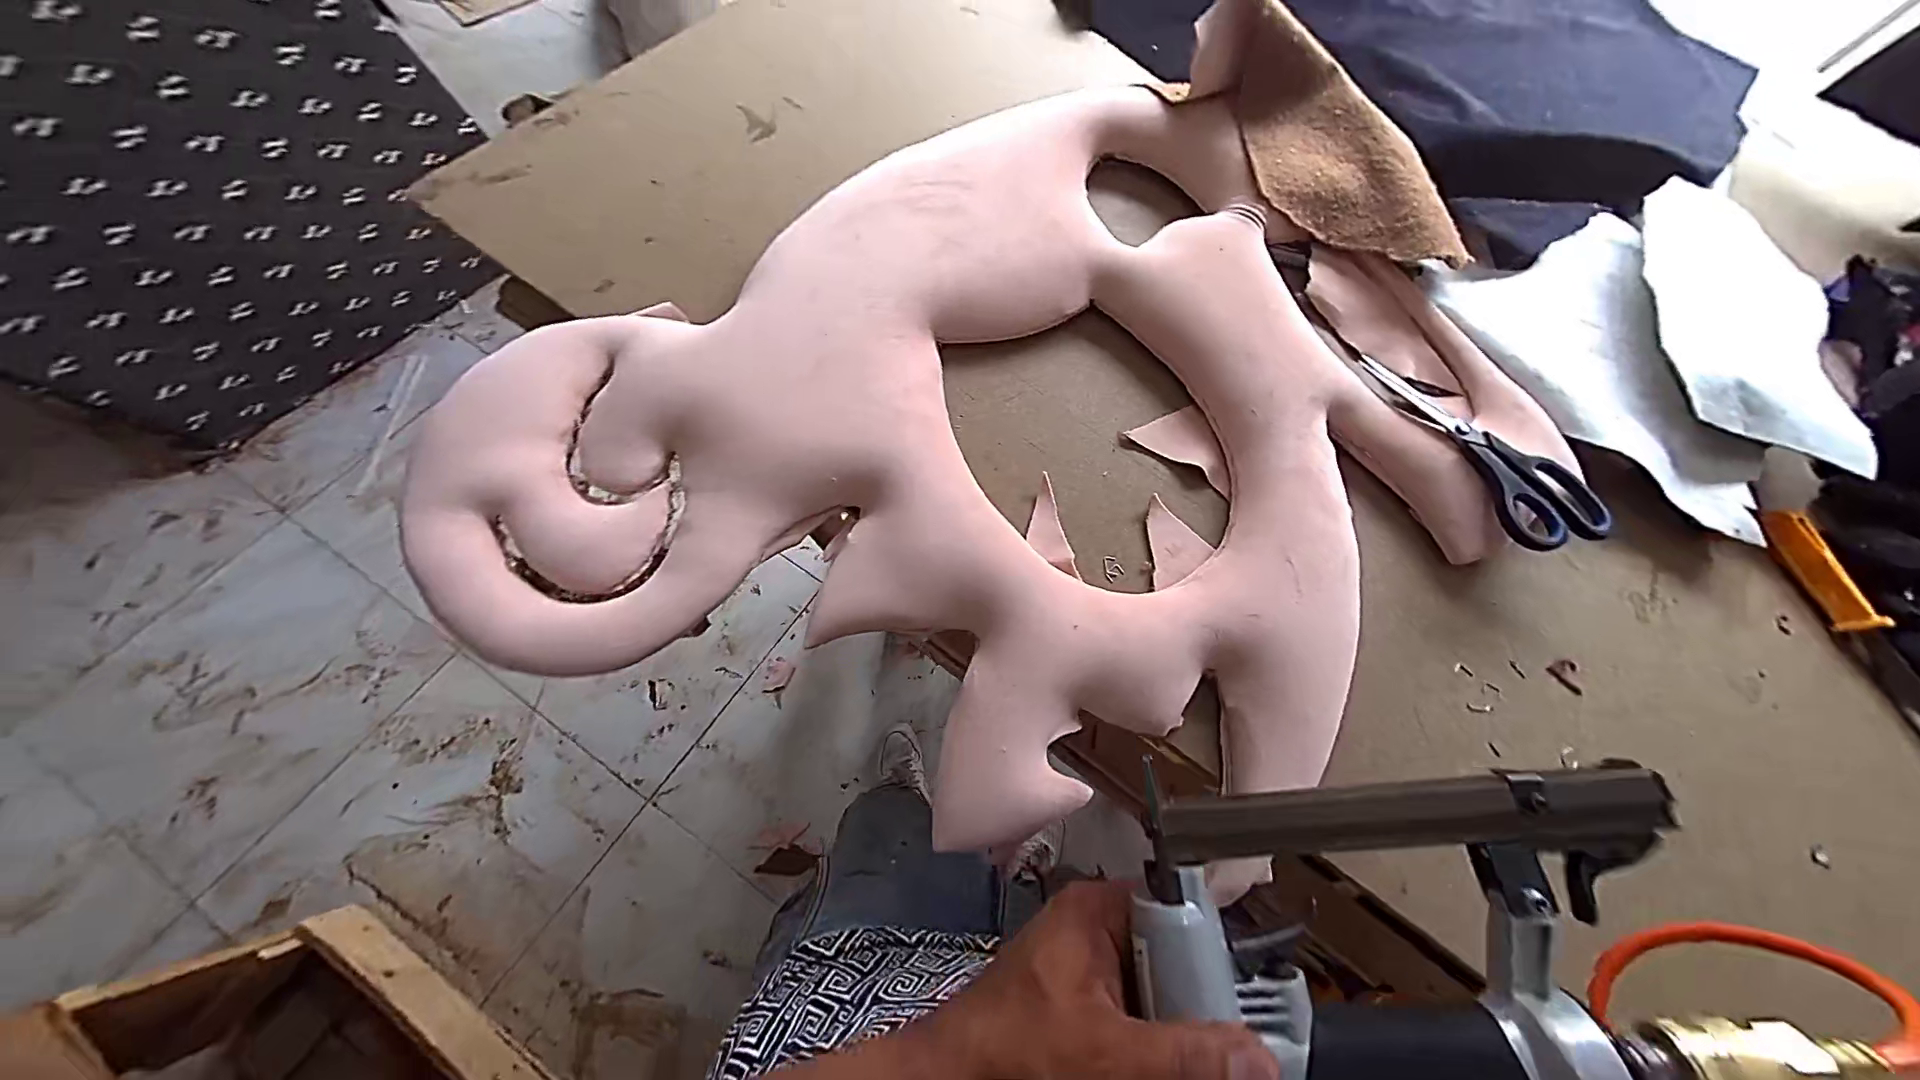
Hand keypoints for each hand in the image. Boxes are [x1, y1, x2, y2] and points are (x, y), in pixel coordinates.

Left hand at [779, 880, 1279, 1078]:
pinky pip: (1138, 1005)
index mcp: (1097, 909)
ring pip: (1159, 985)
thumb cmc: (1012, 1045)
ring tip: (1193, 1055)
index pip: (1177, 909)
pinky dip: (1153, 1035)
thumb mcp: (1104, 1050)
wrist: (958, 1070)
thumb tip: (1258, 1059)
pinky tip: (1155, 1062)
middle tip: (1223, 1044)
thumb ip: (1182, 1053)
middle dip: (1197, 999)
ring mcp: (1091, 959)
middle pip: (1174, 952)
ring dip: (1179, 1022)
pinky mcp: (1086, 993)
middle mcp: (1096, 924)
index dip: (1212, 953)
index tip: (1243, 998)